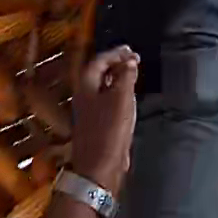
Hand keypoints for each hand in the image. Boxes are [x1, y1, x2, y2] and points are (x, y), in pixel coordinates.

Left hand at [70, 45, 139, 192]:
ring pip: (103, 88)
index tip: (130, 51)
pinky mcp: (97, 125)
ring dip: (117, 79)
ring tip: (133, 75)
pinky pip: (107, 101)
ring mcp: (89, 112)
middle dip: (116, 64)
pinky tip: (129, 99)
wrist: (99, 167)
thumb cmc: (109, 130)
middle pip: (98, 73)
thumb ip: (125, 78)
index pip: (98, 61)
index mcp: (86, 86)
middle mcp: (84, 96)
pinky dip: (118, 94)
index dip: (114, 54)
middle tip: (133, 60)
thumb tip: (129, 61)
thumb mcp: (121, 99)